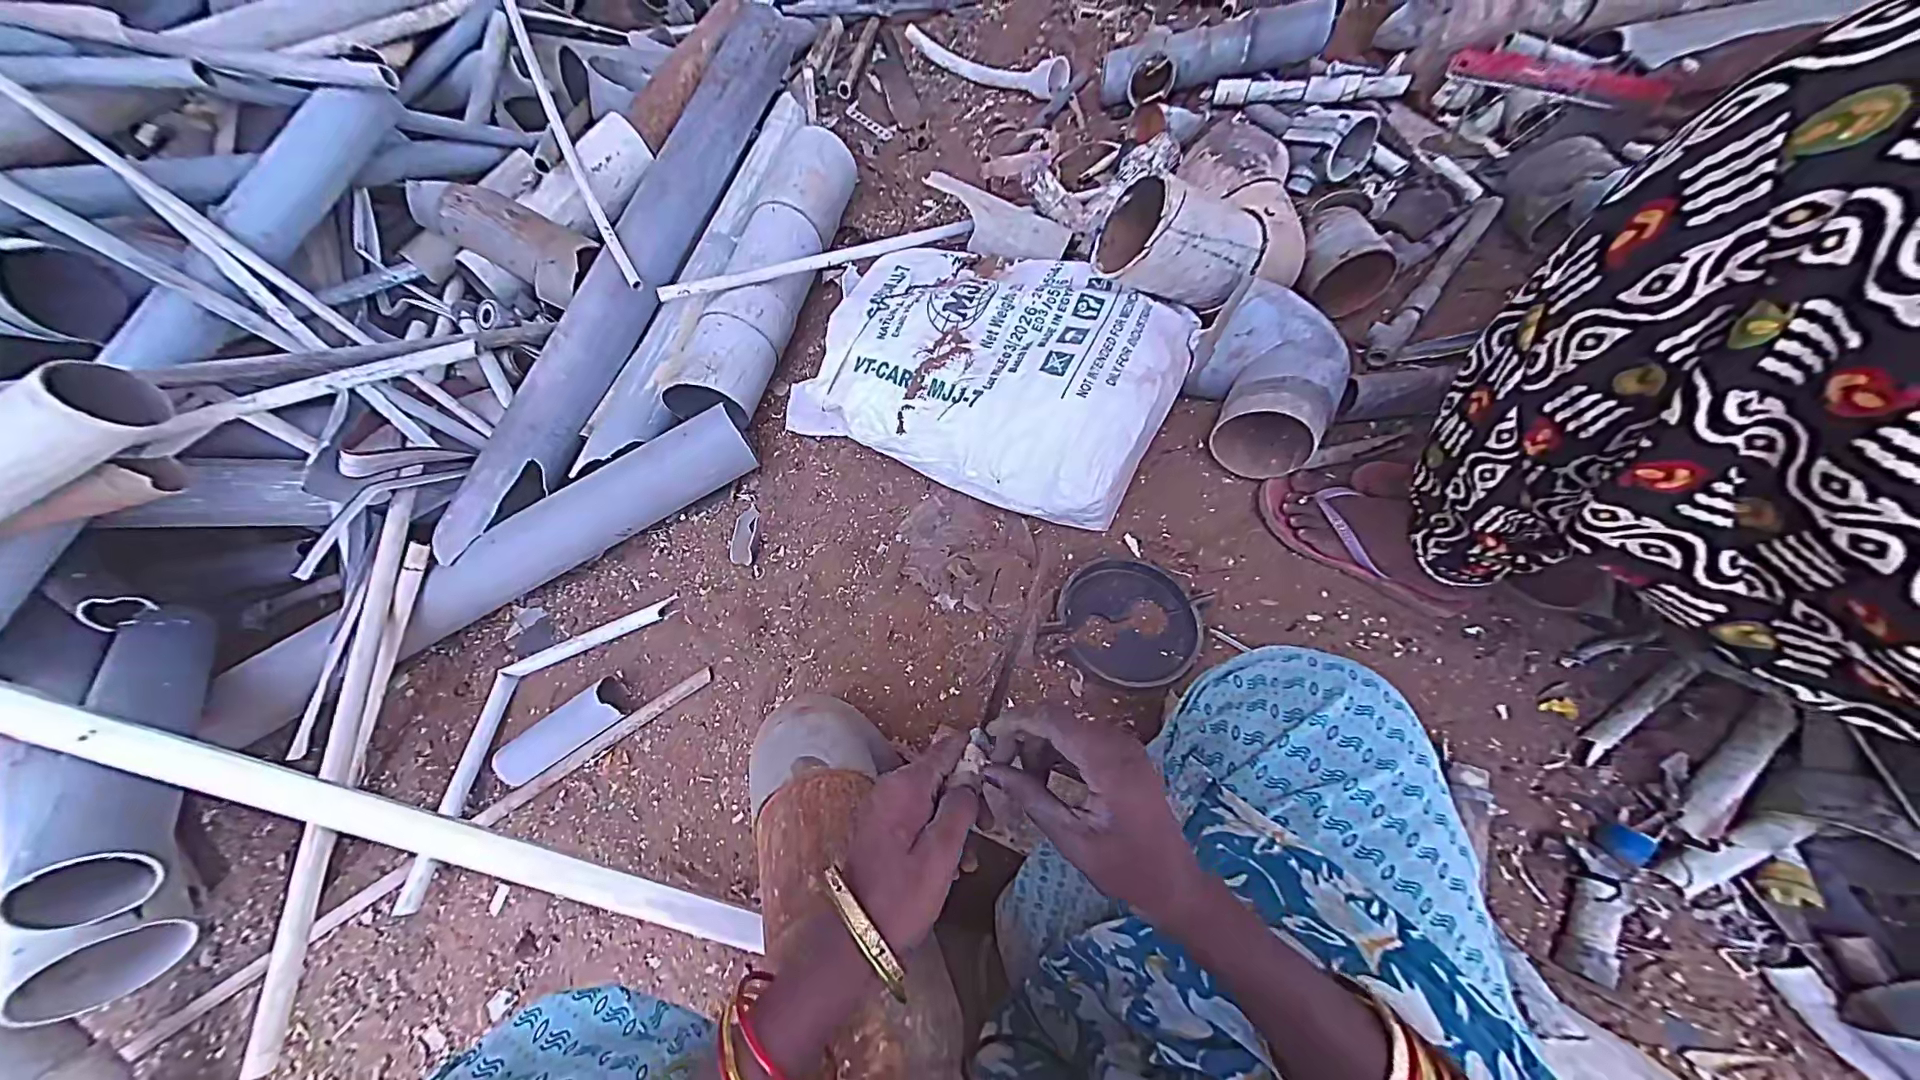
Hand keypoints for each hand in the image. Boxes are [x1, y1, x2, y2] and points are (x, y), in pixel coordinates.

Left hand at [841, 732, 980, 950]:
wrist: (856, 937)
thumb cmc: (903, 896)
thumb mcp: (941, 853)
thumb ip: (960, 807)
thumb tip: (972, 776)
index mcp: (905, 786)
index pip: (946, 748)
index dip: (974, 753)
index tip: (997, 771)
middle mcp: (891, 787)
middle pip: (940, 774)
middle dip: (967, 797)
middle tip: (989, 828)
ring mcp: (884, 807)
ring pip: (932, 797)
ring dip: (955, 820)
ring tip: (969, 859)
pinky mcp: (882, 827)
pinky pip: (918, 816)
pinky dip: (937, 832)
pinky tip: (950, 863)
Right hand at [983, 708, 1206, 925]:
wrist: (1175, 882)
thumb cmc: (1126, 868)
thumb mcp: (1071, 837)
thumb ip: (1030, 797)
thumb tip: (992, 771)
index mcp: (1106, 759)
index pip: (1051, 719)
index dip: (1015, 722)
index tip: (988, 739)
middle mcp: (1117, 742)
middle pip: (1057, 719)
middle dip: (1023, 736)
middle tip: (1001, 768)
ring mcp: (1123, 746)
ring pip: (1067, 727)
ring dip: (1039, 745)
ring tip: (1022, 780)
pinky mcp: (1124, 754)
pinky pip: (1082, 739)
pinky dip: (1057, 752)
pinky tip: (1043, 778)